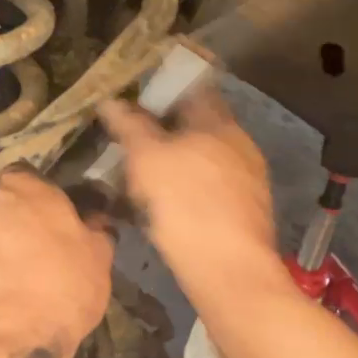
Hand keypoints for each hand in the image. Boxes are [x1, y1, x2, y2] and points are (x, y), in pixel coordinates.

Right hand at [97, 89, 292, 300]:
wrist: (228, 270)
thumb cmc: (185, 202)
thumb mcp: (145, 157)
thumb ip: (129, 125)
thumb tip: (112, 100)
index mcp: (220, 123)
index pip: (193, 88)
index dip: (163, 87)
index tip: (134, 94)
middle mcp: (239, 145)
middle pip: (196, 125)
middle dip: (163, 129)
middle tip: (127, 136)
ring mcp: (246, 181)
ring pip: (200, 159)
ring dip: (171, 161)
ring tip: (136, 173)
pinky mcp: (242, 212)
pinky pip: (206, 187)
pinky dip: (182, 188)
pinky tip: (159, 205)